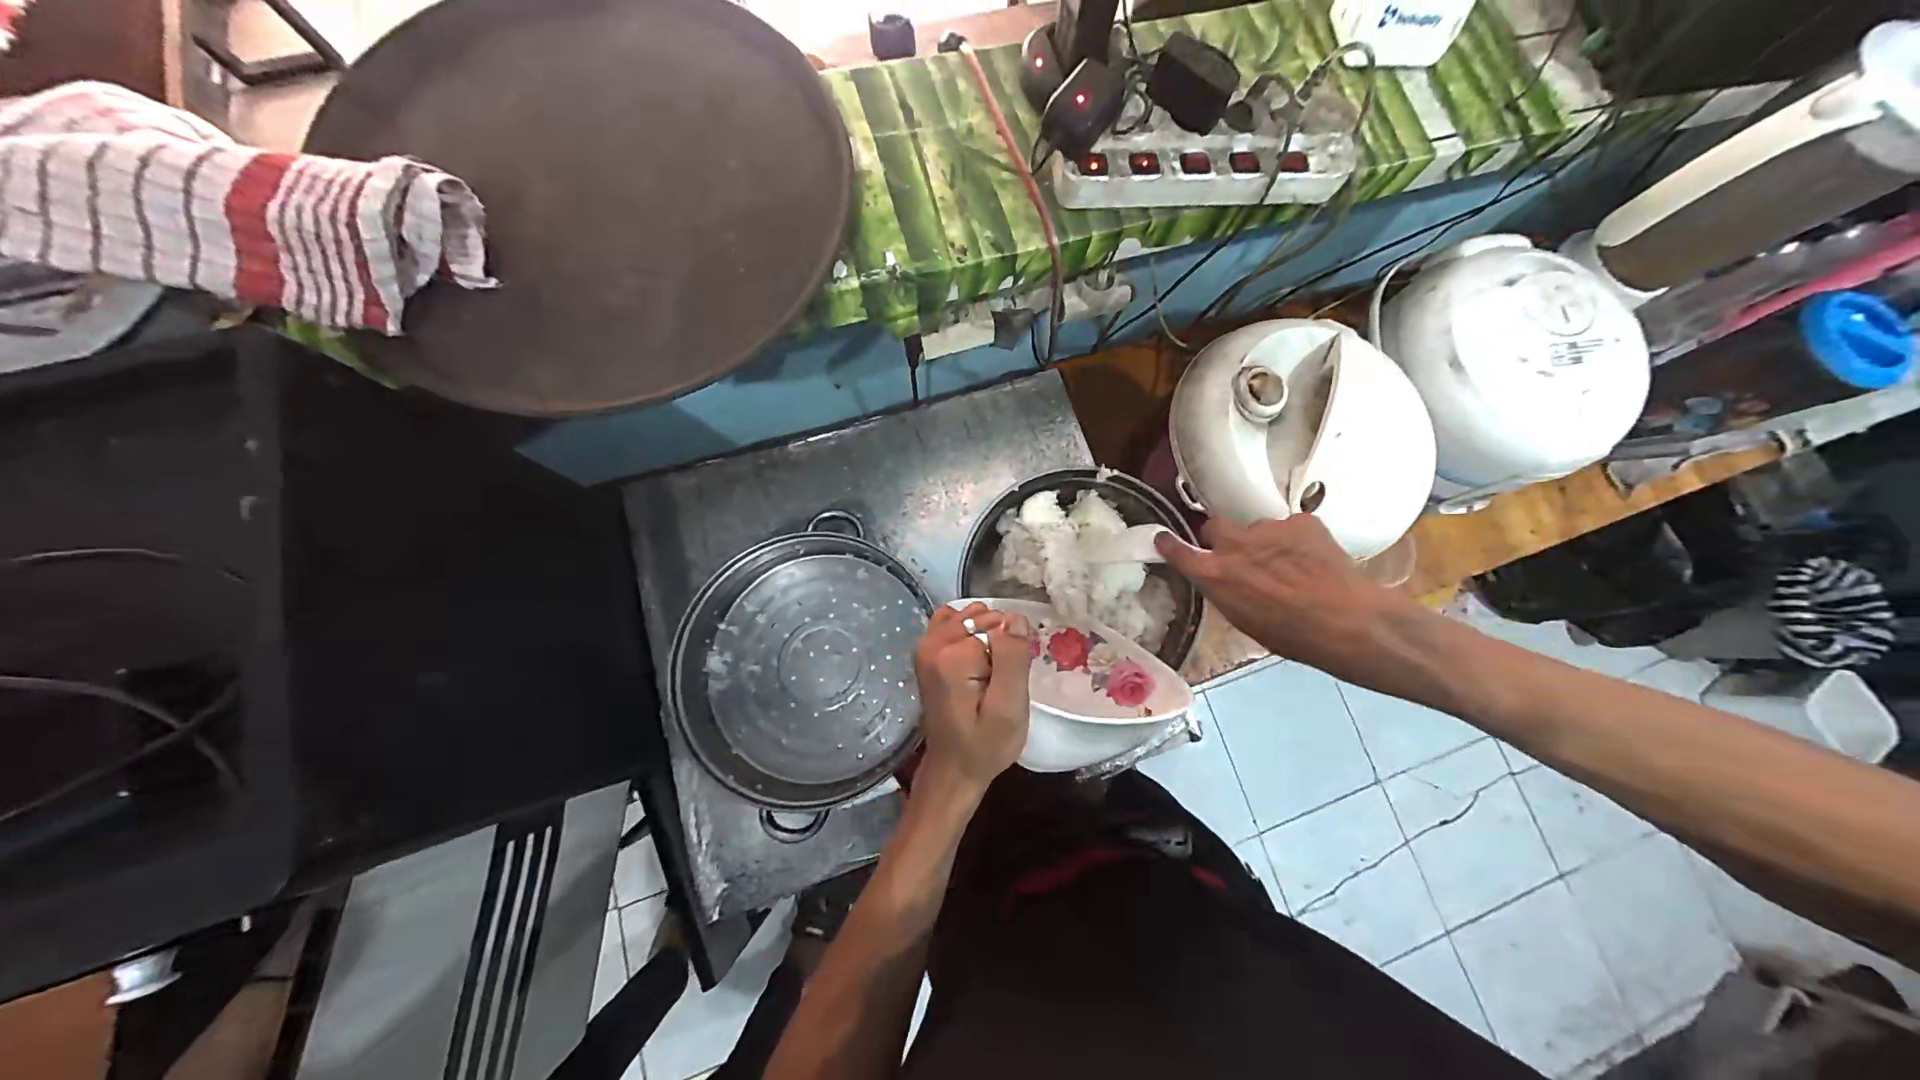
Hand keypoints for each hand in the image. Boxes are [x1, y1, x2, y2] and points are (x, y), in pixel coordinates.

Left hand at [912, 603, 1031, 795]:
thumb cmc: (985, 744)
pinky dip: (970, 632)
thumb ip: (1012, 659)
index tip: (1006, 680)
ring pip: (970, 617)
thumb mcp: (1009, 707)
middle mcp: (932, 643)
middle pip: (983, 617)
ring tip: (989, 671)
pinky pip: (953, 621)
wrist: (954, 768)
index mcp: (952, 655)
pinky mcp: (927, 651)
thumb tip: (1015, 617)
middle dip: (998, 641)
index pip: (998, 625)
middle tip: (999, 680)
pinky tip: (976, 659)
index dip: (1010, 651)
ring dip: (986, 637)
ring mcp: (925, 646)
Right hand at [1155, 515, 1416, 683]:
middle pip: (1214, 527)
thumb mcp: (1244, 620)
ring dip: (1264, 542)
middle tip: (1241, 556)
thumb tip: (1223, 580)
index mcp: (1215, 575)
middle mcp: (1235, 546)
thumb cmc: (1293, 636)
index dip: (1169, 543)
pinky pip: (1290, 526)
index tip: (1164, 538)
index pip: (1177, 550)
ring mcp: (1269, 529)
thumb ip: (1225, 591)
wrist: (1349, 622)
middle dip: (1223, 539)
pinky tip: (1313, 559)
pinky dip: (1296, 540)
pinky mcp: (1301, 521)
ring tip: (1290, 564)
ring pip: (1256, 528)